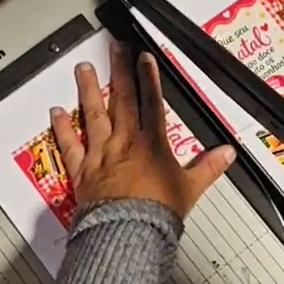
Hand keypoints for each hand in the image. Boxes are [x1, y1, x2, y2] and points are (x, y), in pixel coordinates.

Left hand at [51, 41, 235, 221]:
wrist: (126, 234)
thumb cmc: (156, 214)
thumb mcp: (190, 189)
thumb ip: (208, 168)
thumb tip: (227, 154)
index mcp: (152, 144)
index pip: (151, 102)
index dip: (149, 77)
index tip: (144, 58)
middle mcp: (124, 142)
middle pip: (122, 99)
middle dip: (119, 71)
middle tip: (115, 49)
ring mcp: (101, 154)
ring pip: (94, 114)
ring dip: (89, 90)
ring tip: (84, 69)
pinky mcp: (83, 170)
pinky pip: (70, 145)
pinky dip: (62, 128)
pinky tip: (56, 112)